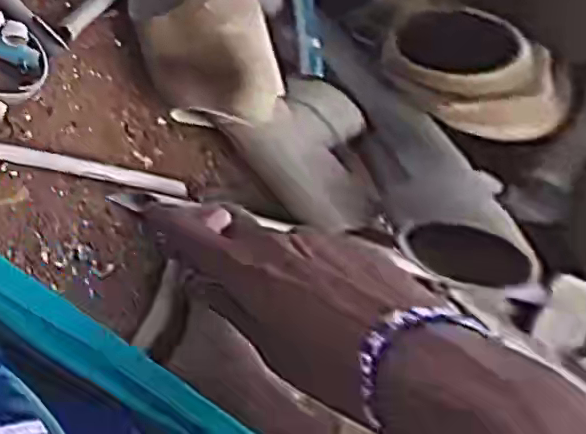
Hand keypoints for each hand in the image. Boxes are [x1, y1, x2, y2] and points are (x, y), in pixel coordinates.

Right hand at [146, 203, 440, 417]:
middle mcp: (272, 242)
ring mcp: (314, 239)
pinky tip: (339, 298)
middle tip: (224, 257)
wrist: (433, 369)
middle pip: (229, 220)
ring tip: (300, 297)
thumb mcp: (273, 350)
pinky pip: (320, 247)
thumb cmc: (347, 369)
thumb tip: (206, 286)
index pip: (183, 227)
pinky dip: (318, 265)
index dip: (163, 219)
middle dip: (221, 233)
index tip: (153, 215)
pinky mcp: (355, 244)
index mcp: (242, 266)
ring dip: (278, 258)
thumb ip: (233, 308)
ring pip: (279, 238)